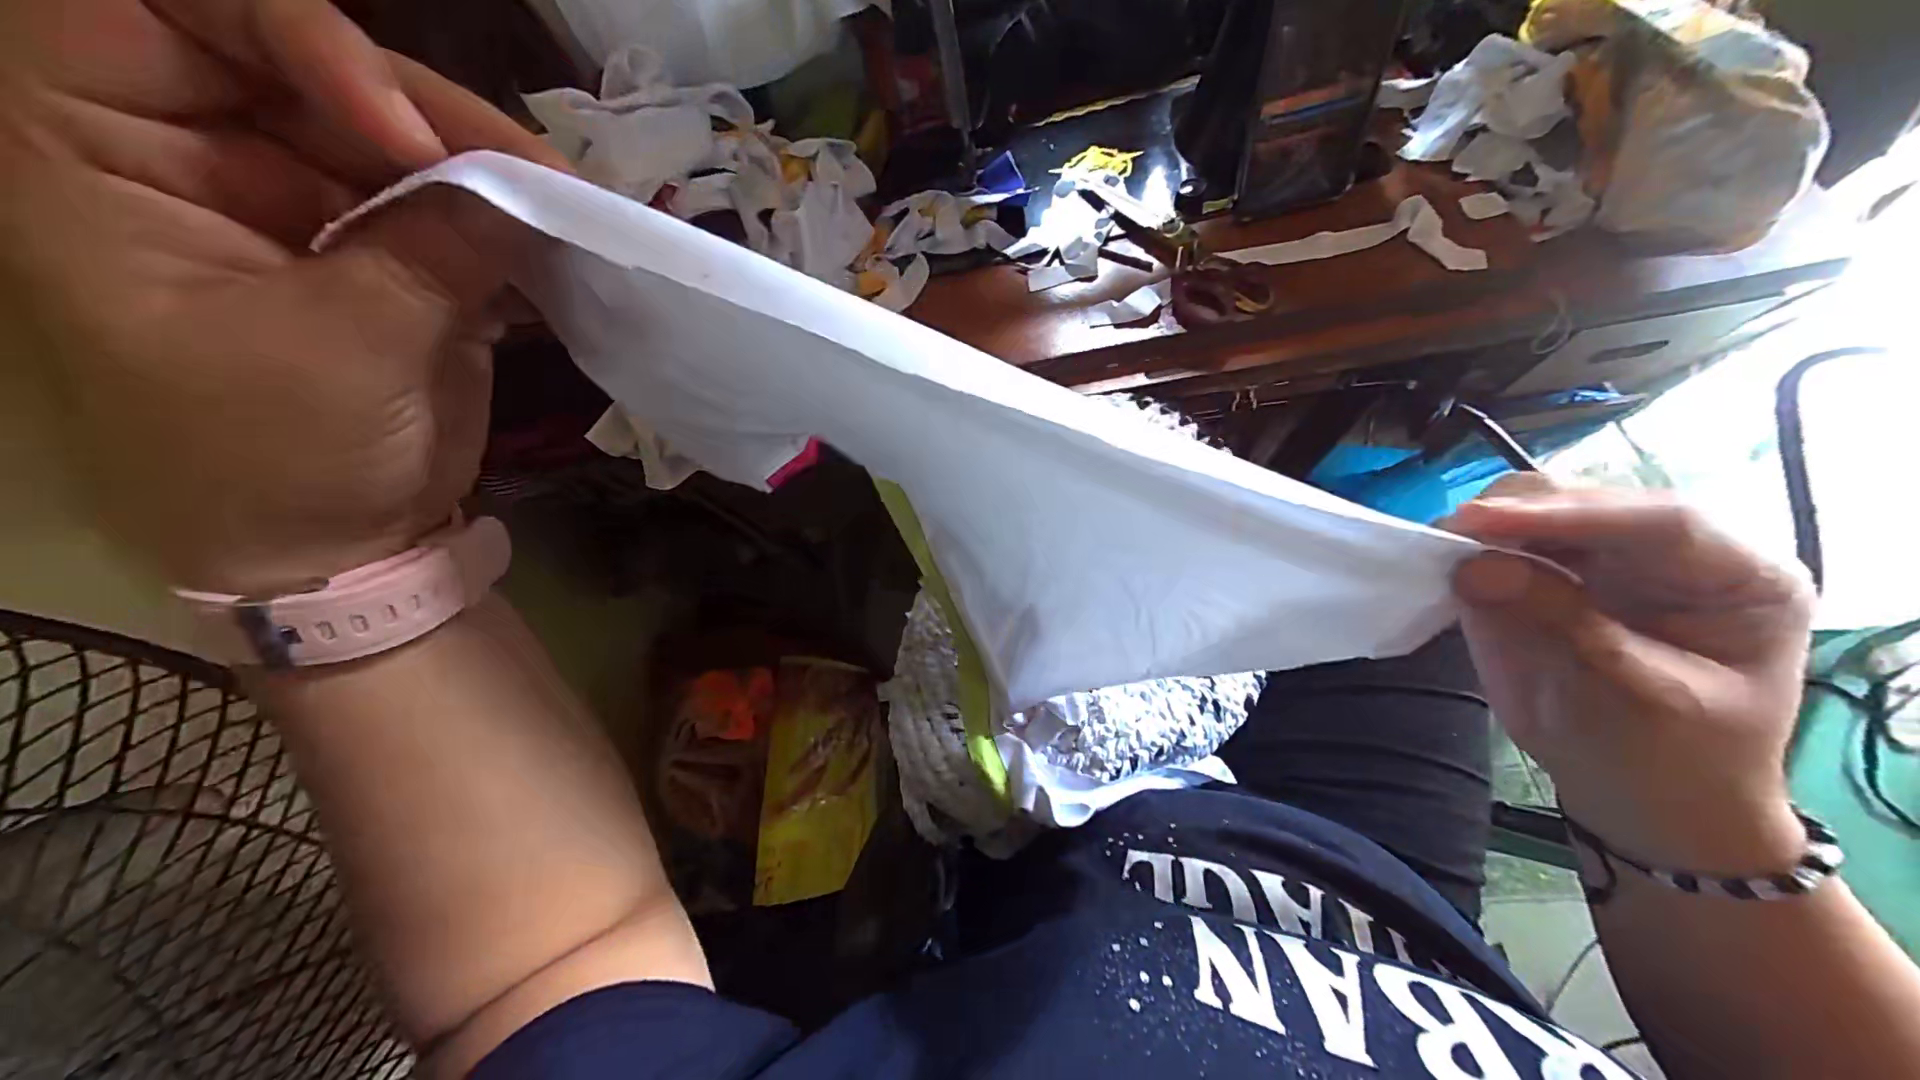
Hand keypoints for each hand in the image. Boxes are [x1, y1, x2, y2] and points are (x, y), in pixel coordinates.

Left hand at [0, 0, 568, 594]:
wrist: (343, 549)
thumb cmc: (282, 458)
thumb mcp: (342, 347)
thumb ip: (427, 252)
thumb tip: (516, 190)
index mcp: (113, 157)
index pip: (163, 13)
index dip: (286, 38)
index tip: (401, 131)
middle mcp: (214, 163)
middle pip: (318, 77)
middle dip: (431, 114)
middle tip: (536, 165)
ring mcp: (321, 217)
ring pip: (408, 148)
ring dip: (492, 172)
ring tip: (569, 201)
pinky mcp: (401, 267)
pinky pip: (459, 218)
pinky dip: (513, 228)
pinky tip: (563, 242)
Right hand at [1443, 476, 1814, 872]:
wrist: (1642, 800)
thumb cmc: (1671, 760)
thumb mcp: (1637, 698)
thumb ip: (1564, 625)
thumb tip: (1473, 567)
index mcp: (1737, 578)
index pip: (1659, 523)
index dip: (1569, 515)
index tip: (1482, 521)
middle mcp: (1669, 554)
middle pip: (1589, 501)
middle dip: (1516, 513)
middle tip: (1451, 534)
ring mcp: (1601, 561)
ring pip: (1536, 509)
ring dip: (1484, 526)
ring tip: (1441, 549)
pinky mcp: (1544, 577)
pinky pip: (1501, 543)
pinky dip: (1466, 547)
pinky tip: (1444, 559)